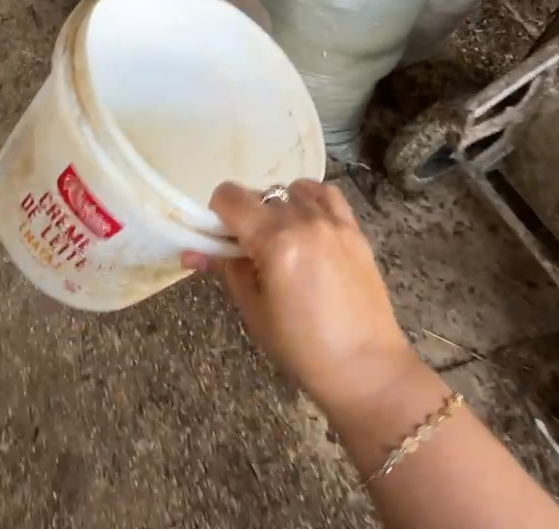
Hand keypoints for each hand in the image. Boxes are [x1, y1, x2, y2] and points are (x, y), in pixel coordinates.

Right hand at [186, 180, 419, 418]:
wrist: (365, 367)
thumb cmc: (301, 347)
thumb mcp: (254, 309)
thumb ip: (227, 269)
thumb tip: (194, 251)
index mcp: (274, 242)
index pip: (230, 197)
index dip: (217, 213)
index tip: (222, 237)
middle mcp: (303, 222)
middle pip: (259, 193)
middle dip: (246, 216)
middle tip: (250, 250)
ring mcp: (332, 222)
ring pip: (291, 191)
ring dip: (278, 208)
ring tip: (283, 240)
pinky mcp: (354, 229)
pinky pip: (326, 194)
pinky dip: (310, 199)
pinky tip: (307, 221)